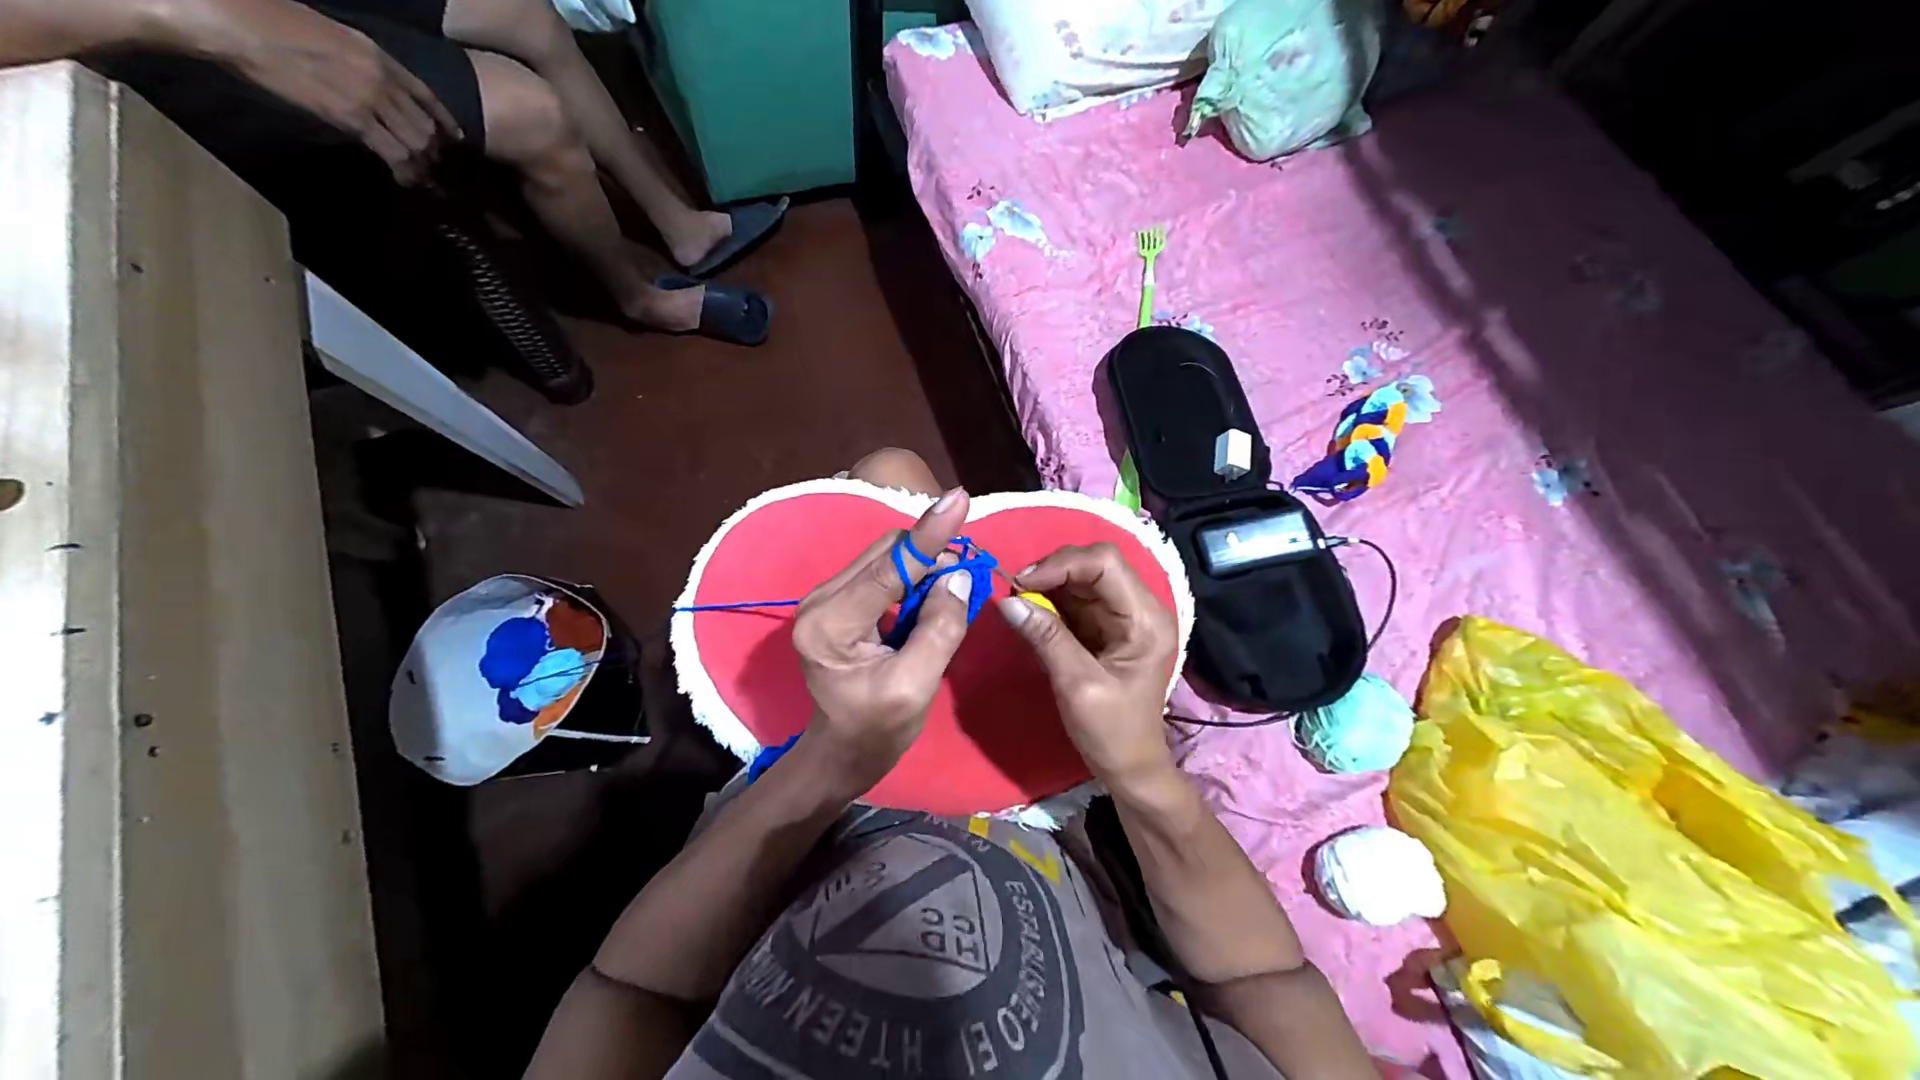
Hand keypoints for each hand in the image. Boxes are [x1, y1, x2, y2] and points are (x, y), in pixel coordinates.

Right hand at [221, 0, 461, 183]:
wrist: (239, 21)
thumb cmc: (270, 20)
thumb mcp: (330, 35)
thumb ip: (357, 61)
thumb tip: (366, 83)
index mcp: (377, 54)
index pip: (426, 94)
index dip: (444, 120)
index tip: (455, 138)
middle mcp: (382, 78)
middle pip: (425, 125)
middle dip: (432, 149)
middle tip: (431, 166)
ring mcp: (371, 98)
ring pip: (416, 142)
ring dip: (420, 164)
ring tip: (419, 177)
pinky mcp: (353, 117)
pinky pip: (394, 152)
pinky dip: (403, 169)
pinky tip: (403, 179)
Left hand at [789, 488, 972, 799]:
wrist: (841, 752)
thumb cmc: (877, 730)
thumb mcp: (915, 687)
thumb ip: (939, 629)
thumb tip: (958, 577)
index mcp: (830, 624)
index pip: (889, 568)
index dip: (929, 534)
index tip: (959, 499)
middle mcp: (819, 600)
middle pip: (885, 552)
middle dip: (930, 552)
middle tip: (966, 573)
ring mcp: (824, 598)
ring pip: (884, 557)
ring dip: (923, 564)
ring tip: (950, 589)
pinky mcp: (836, 601)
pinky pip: (881, 571)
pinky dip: (912, 575)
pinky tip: (929, 594)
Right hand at [998, 543, 1179, 792]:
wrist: (1130, 767)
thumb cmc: (1112, 732)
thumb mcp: (1077, 685)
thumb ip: (1046, 637)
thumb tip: (1007, 600)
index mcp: (1146, 619)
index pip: (1106, 563)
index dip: (1062, 563)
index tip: (1022, 583)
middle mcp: (1139, 608)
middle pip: (1095, 563)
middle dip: (1053, 570)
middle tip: (1015, 590)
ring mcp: (1122, 615)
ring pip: (1082, 576)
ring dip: (1049, 582)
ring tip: (1018, 598)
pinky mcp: (1105, 626)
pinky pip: (1076, 597)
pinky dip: (1050, 598)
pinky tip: (1030, 609)